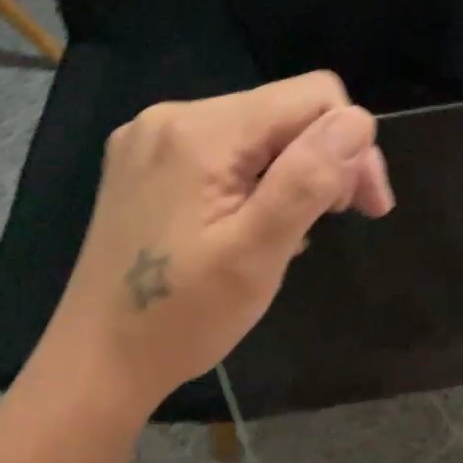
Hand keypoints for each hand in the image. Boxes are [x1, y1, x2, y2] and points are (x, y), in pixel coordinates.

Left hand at [37, 72, 394, 411]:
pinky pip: (231, 149)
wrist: (96, 367)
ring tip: (298, 230)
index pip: (313, 95)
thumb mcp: (257, 252)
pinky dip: (261, 178)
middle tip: (344, 218)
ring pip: (263, 129)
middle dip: (328, 158)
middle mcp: (173, 118)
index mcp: (202, 132)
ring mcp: (154, 139)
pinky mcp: (148, 164)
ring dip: (297, 171)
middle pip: (287, 109)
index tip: (365, 205)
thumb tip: (358, 121)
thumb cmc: (181, 317)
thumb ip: (308, 178)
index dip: (353, 144)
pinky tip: (258, 223)